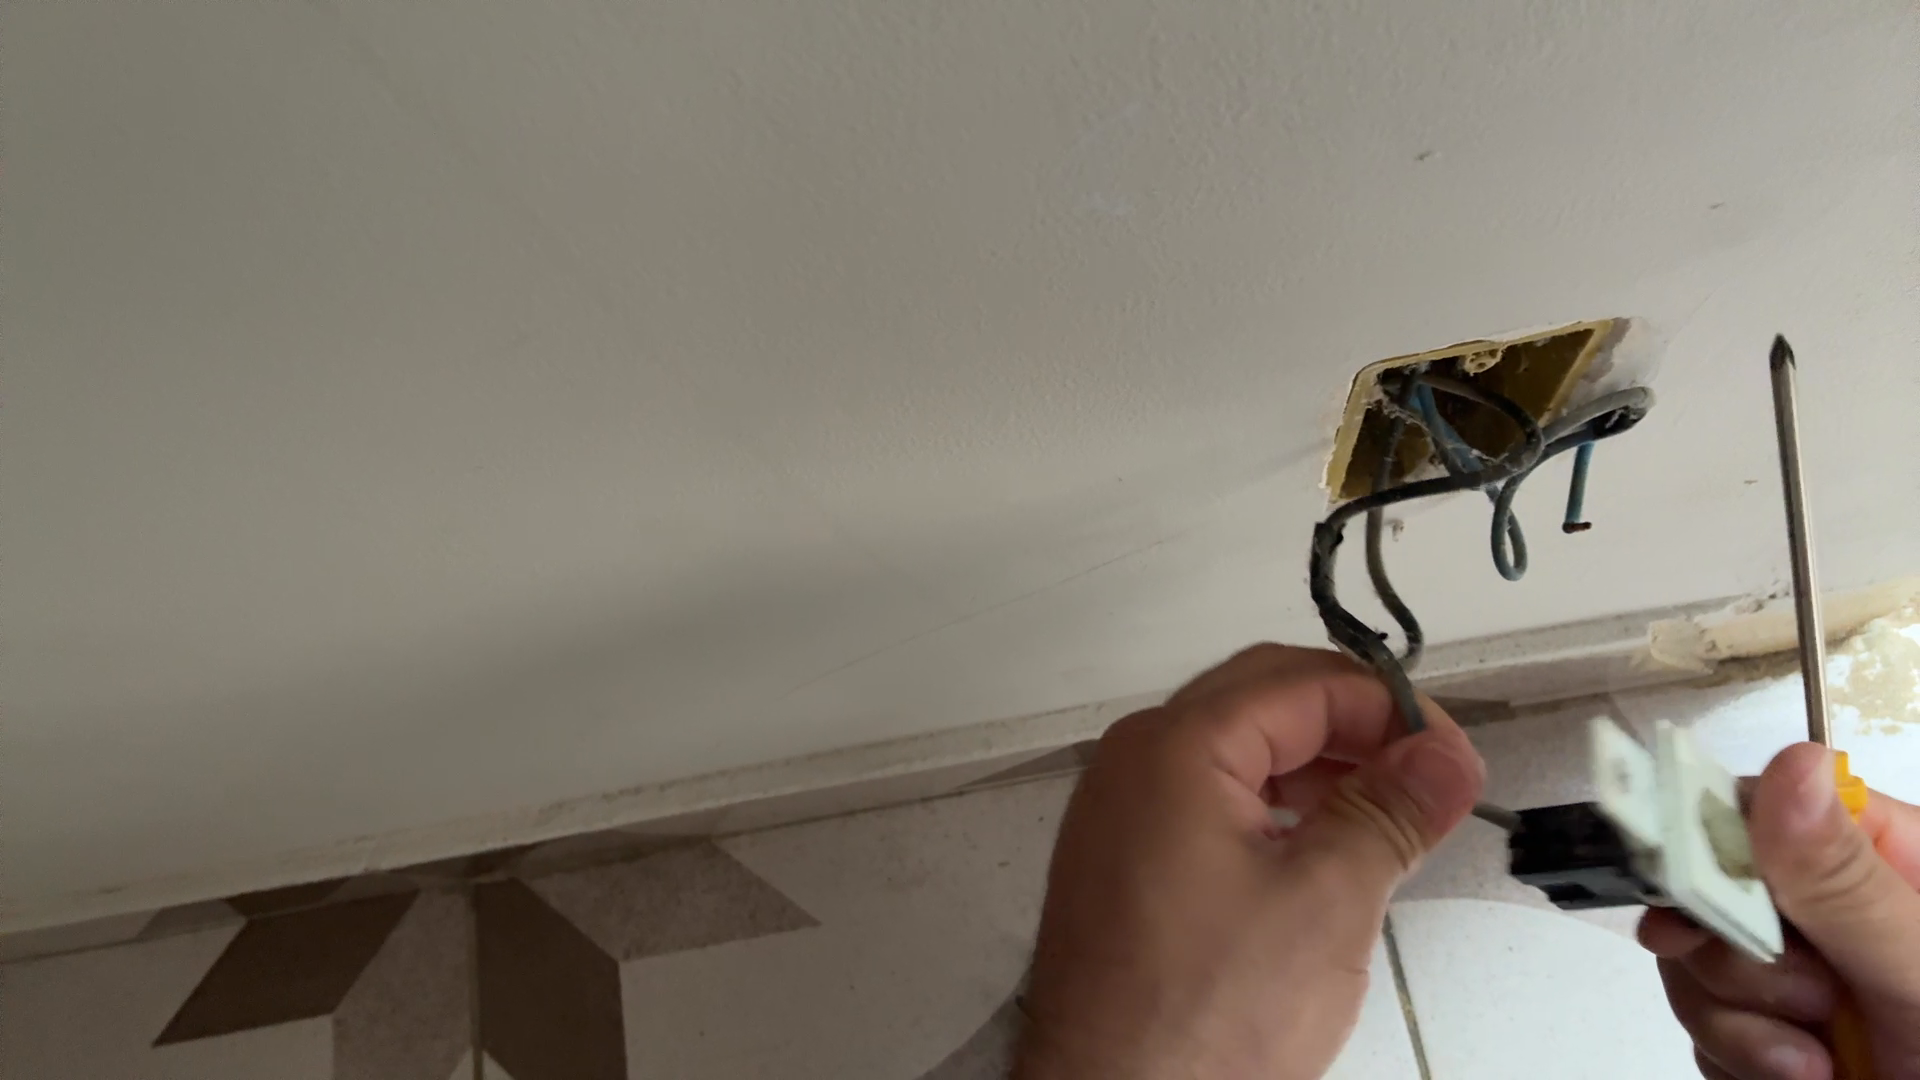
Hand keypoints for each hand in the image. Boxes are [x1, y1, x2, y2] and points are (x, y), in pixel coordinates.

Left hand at [1013, 644, 1486, 1079]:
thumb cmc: (1204, 1008)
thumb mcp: (1322, 903)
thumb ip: (1388, 812)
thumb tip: (1442, 752)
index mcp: (1176, 743)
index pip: (1298, 683)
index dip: (1385, 707)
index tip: (1452, 755)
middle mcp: (1137, 750)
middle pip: (1259, 695)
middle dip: (1349, 722)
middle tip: (1424, 774)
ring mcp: (1123, 792)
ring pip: (1233, 738)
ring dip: (1312, 758)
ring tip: (1385, 805)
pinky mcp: (1124, 835)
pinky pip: (1205, 784)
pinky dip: (1267, 793)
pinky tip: (1315, 831)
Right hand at [1639, 743, 1919, 1079]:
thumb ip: (1845, 881)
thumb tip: (1789, 759)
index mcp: (1888, 870)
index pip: (1758, 808)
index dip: (1710, 840)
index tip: (1694, 888)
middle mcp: (1831, 909)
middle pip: (1705, 888)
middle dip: (1728, 951)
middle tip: (1807, 1003)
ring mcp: (1794, 967)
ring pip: (1690, 954)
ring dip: (1729, 1014)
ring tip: (1809, 1066)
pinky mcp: (1761, 1019)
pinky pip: (1698, 1011)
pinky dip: (1731, 1050)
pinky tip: (1790, 1075)